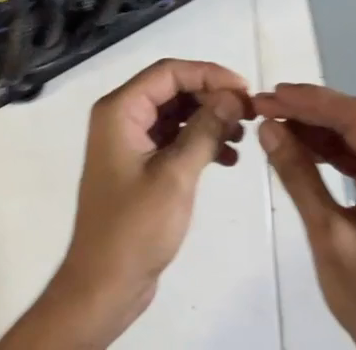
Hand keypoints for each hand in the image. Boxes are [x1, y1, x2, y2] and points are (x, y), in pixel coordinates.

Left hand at [0, 59, 251, 349]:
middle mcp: (120, 117)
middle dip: (211, 97)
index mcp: (119, 110)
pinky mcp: (139, 165)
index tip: (246, 90)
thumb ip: (204, 129)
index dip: (209, 74)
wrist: (104, 283)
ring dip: (209, 120)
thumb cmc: (135, 227)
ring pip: (175, 113)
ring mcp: (128, 141)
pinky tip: (228, 159)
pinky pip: (172, 138)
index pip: (168, 72)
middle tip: (250, 115)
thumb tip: (232, 96)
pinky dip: (199, 143)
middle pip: (172, 89)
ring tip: (243, 138)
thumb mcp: (175, 175)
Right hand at [255, 83, 355, 349]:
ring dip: (319, 127)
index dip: (312, 101)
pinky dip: (334, 149)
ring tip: (275, 122)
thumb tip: (268, 127)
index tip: (271, 96)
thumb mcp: (328, 235)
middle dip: (311, 110)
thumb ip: (299, 176)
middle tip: (266, 106)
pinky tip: (301, 145)